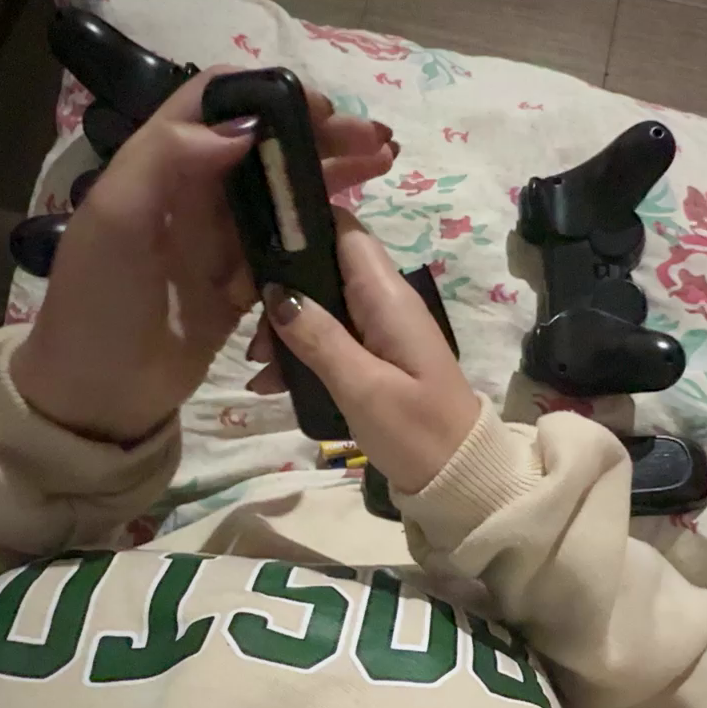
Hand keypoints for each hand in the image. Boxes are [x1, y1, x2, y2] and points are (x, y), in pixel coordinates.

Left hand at [12, 65, 397, 443]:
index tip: (327, 112)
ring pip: (283, 200)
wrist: (102, 392)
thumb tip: (245, 126)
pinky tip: (350, 236)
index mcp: (162, 167)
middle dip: (321, 140)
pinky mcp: (242, 288)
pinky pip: (286, 255)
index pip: (218, 106)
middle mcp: (196, 196)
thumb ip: (168, 159)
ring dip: (329, 182)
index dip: (272, 100)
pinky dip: (316, 242)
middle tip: (377, 142)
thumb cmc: (100, 305)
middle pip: (265, 152)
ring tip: (380, 169)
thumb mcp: (116, 221)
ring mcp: (222, 244)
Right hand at [248, 209, 480, 493]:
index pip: (343, 232)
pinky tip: (272, 383)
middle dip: (280, 289)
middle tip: (247, 325)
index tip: (253, 252)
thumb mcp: (363, 388)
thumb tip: (276, 294)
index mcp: (388, 298)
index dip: (298, 229)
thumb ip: (320, 338)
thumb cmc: (417, 432)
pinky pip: (333, 342)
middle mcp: (386, 305)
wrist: (459, 478)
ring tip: (258, 366)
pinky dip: (302, 355)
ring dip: (286, 328)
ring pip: (323, 308)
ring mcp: (382, 334)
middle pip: (324, 269)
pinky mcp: (377, 362)